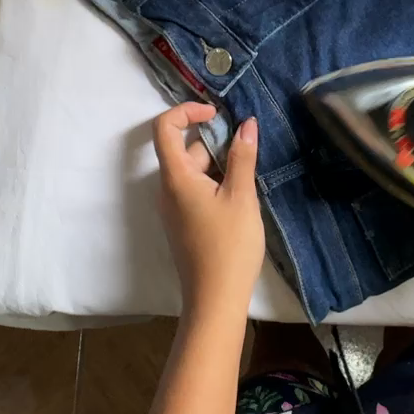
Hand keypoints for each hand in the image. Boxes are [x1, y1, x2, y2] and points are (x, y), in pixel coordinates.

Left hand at [151, 102, 262, 313]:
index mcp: (176, 177)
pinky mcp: (182, 223)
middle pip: (185, 150)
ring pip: (194, 171)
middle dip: (216, 144)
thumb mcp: (241, 195)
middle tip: (248, 154)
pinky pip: (195, 189)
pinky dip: (215, 183)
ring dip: (219, 166)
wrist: (215, 302)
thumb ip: (241, 156)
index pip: (164, 128)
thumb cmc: (229, 246)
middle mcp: (167, 189)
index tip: (216, 113)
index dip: (187, 111)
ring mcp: (173, 208)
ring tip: (249, 180)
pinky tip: (239, 199)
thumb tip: (246, 123)